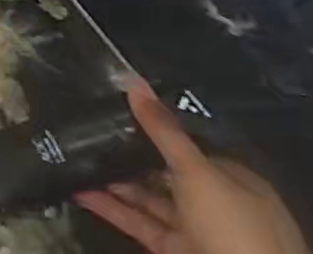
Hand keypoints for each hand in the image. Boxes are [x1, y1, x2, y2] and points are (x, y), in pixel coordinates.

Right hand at [74, 81, 309, 253]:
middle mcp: (217, 204)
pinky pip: (142, 225)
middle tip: (89, 132)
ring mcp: (197, 232)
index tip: (118, 110)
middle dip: (131, 156)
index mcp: (233, 179)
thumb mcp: (197, 172)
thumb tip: (133, 81)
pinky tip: (83, 193)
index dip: (156, 128)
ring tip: (78, 159)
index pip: (189, 145)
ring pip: (151, 199)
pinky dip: (114, 210)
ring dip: (117, 182)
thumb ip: (162, 130)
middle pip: (167, 172)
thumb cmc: (233, 230)